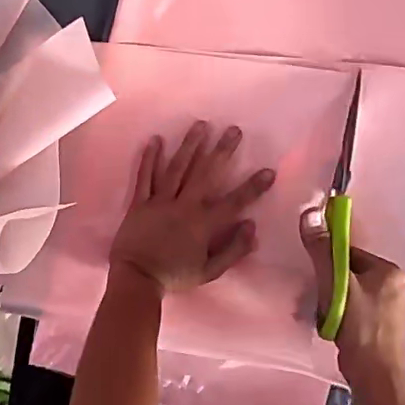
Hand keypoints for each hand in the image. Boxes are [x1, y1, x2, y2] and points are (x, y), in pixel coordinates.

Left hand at [109, 122, 276, 293]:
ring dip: (190, 145)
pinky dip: (150, 158)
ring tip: (201, 125)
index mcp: (203, 223)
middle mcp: (184, 206)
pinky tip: (156, 140)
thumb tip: (252, 227)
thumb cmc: (174, 277)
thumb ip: (233, 250)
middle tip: (234, 130)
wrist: (136, 279)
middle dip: (222, 150)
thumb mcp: (209, 272)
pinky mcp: (140, 202)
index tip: (268, 171)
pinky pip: (145, 176)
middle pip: (206, 173)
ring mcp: (160, 201)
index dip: (253, 186)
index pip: (235, 201)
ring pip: (178, 168)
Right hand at [301, 209, 404, 387]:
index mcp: (388, 270)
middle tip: (320, 302)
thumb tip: (310, 212)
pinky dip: (339, 316)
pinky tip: (333, 329)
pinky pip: (353, 309)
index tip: (318, 278)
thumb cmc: (360, 328)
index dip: (327, 263)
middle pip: (346, 272)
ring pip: (347, 292)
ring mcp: (389, 307)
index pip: (348, 252)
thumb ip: (322, 251)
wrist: (376, 378)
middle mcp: (393, 285)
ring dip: (331, 302)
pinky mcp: (381, 326)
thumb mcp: (337, 285)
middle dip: (328, 285)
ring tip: (325, 318)